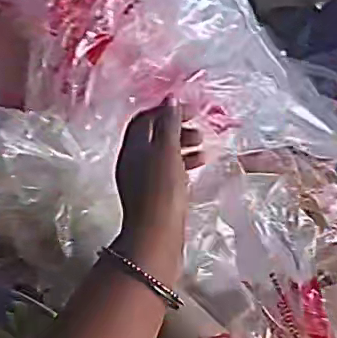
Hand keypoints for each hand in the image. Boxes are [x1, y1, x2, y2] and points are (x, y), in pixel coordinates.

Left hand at [112, 101, 200, 283]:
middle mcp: (133, 163)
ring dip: (182, 148)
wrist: (157, 238)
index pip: (146, 119)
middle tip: (200, 132)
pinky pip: (167, 174)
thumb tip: (170, 99)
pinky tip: (197, 171)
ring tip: (204, 152)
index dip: (167, 111)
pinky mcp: (153, 199)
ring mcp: (142, 182)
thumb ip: (169, 125)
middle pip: (154, 137)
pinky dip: (182, 167)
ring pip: (162, 156)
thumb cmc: (162, 193)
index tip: (192, 111)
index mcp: (132, 148)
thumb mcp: (168, 153)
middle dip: (177, 130)